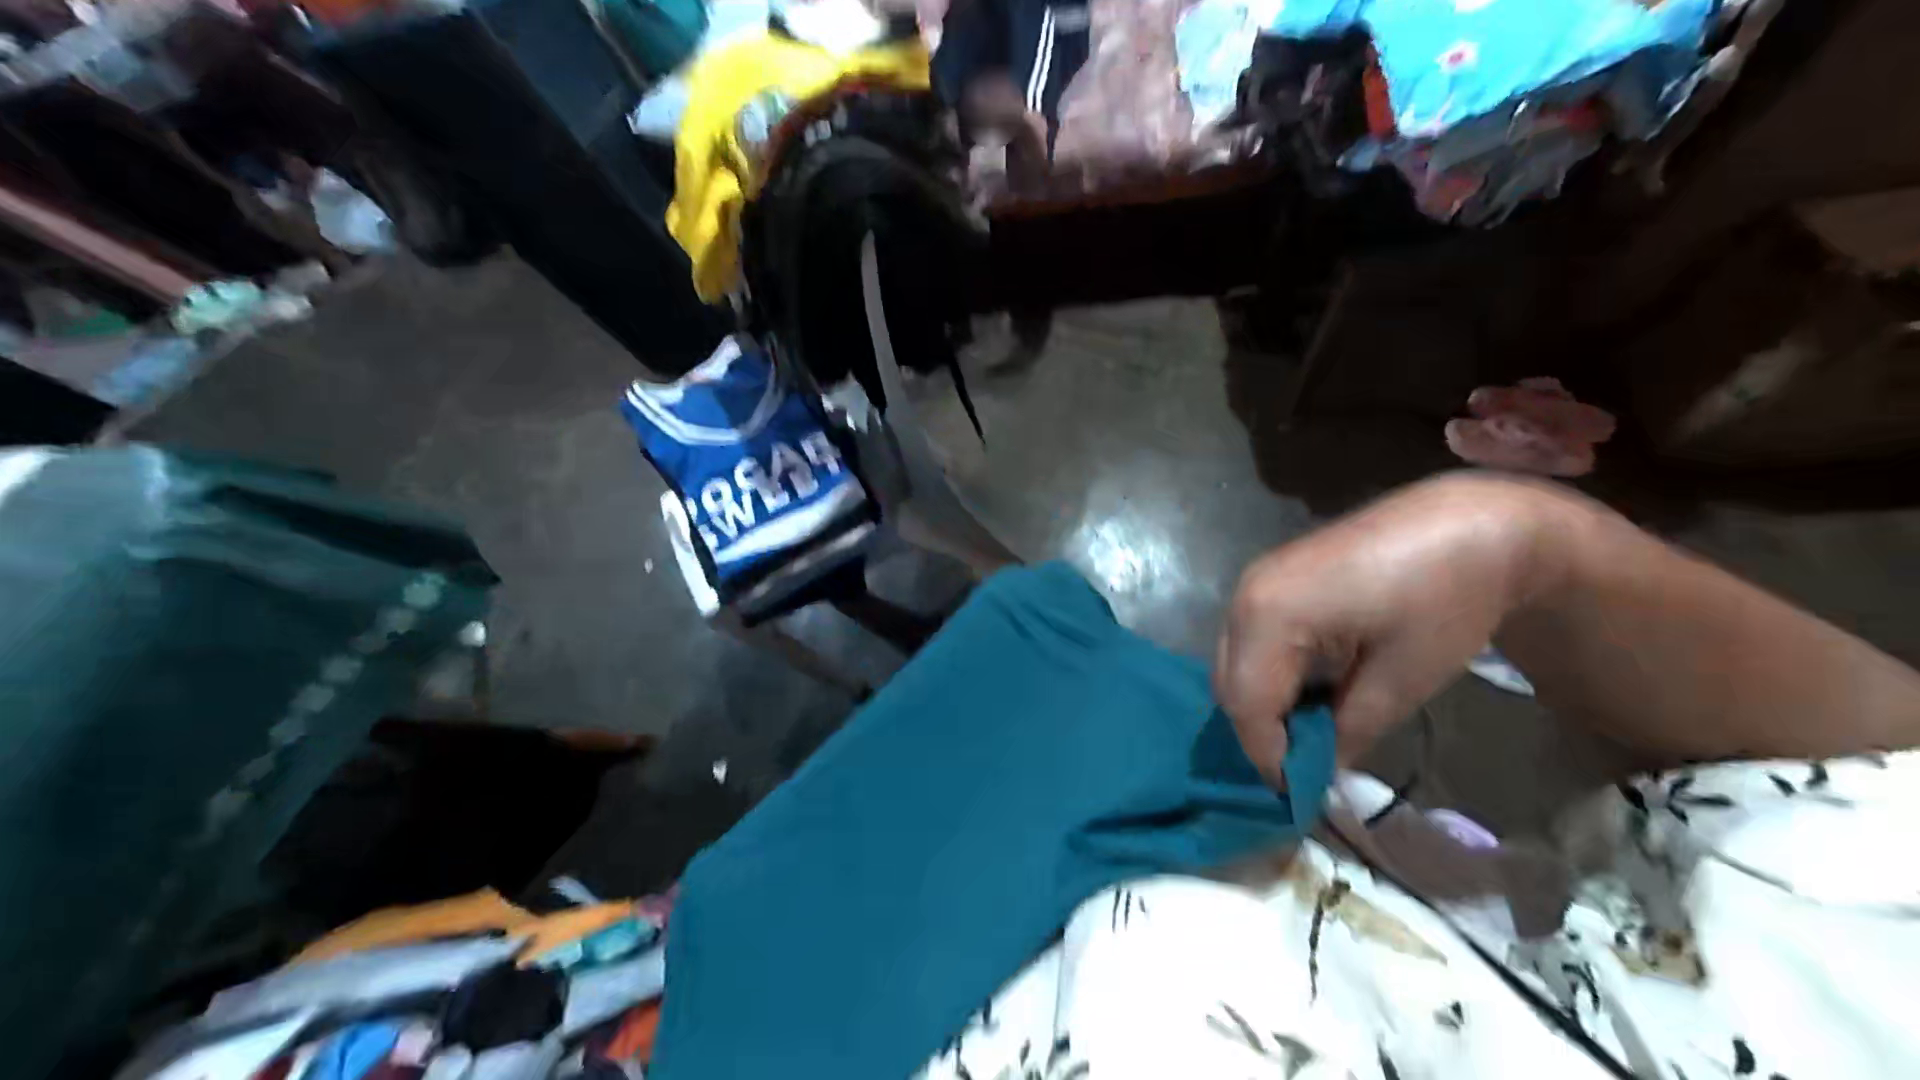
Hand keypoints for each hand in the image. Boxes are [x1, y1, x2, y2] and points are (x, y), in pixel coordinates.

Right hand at [1214, 474, 1575, 786]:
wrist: (1470, 521)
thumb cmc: (1444, 599)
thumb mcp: (1403, 679)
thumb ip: (1350, 731)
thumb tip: (1321, 773)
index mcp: (1267, 615)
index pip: (1246, 705)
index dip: (1270, 757)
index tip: (1303, 798)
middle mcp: (1243, 597)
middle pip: (1229, 684)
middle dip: (1261, 732)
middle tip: (1309, 768)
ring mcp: (1253, 584)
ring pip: (1233, 663)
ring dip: (1264, 704)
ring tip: (1313, 732)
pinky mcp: (1269, 581)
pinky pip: (1249, 642)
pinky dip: (1270, 675)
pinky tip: (1311, 690)